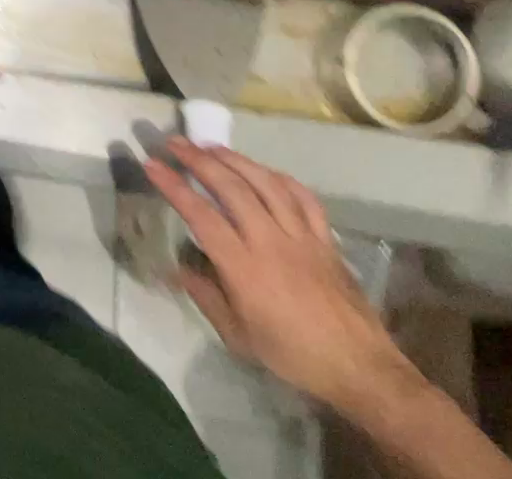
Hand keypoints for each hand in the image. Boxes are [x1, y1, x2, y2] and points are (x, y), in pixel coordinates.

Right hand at [143, 137, 415, 410]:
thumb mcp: (236, 336)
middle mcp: (271, 242)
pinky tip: (265, 172)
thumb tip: (180, 269)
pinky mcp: (326, 240)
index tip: (152, 164)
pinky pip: (303, 198)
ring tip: (212, 147)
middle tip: (175, 143)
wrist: (359, 368)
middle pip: (232, 188)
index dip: (174, 186)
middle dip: (199, 160)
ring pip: (267, 183)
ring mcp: (302, 237)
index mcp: (243, 267)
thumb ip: (206, 296)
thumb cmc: (291, 355)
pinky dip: (280, 178)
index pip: (201, 214)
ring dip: (236, 159)